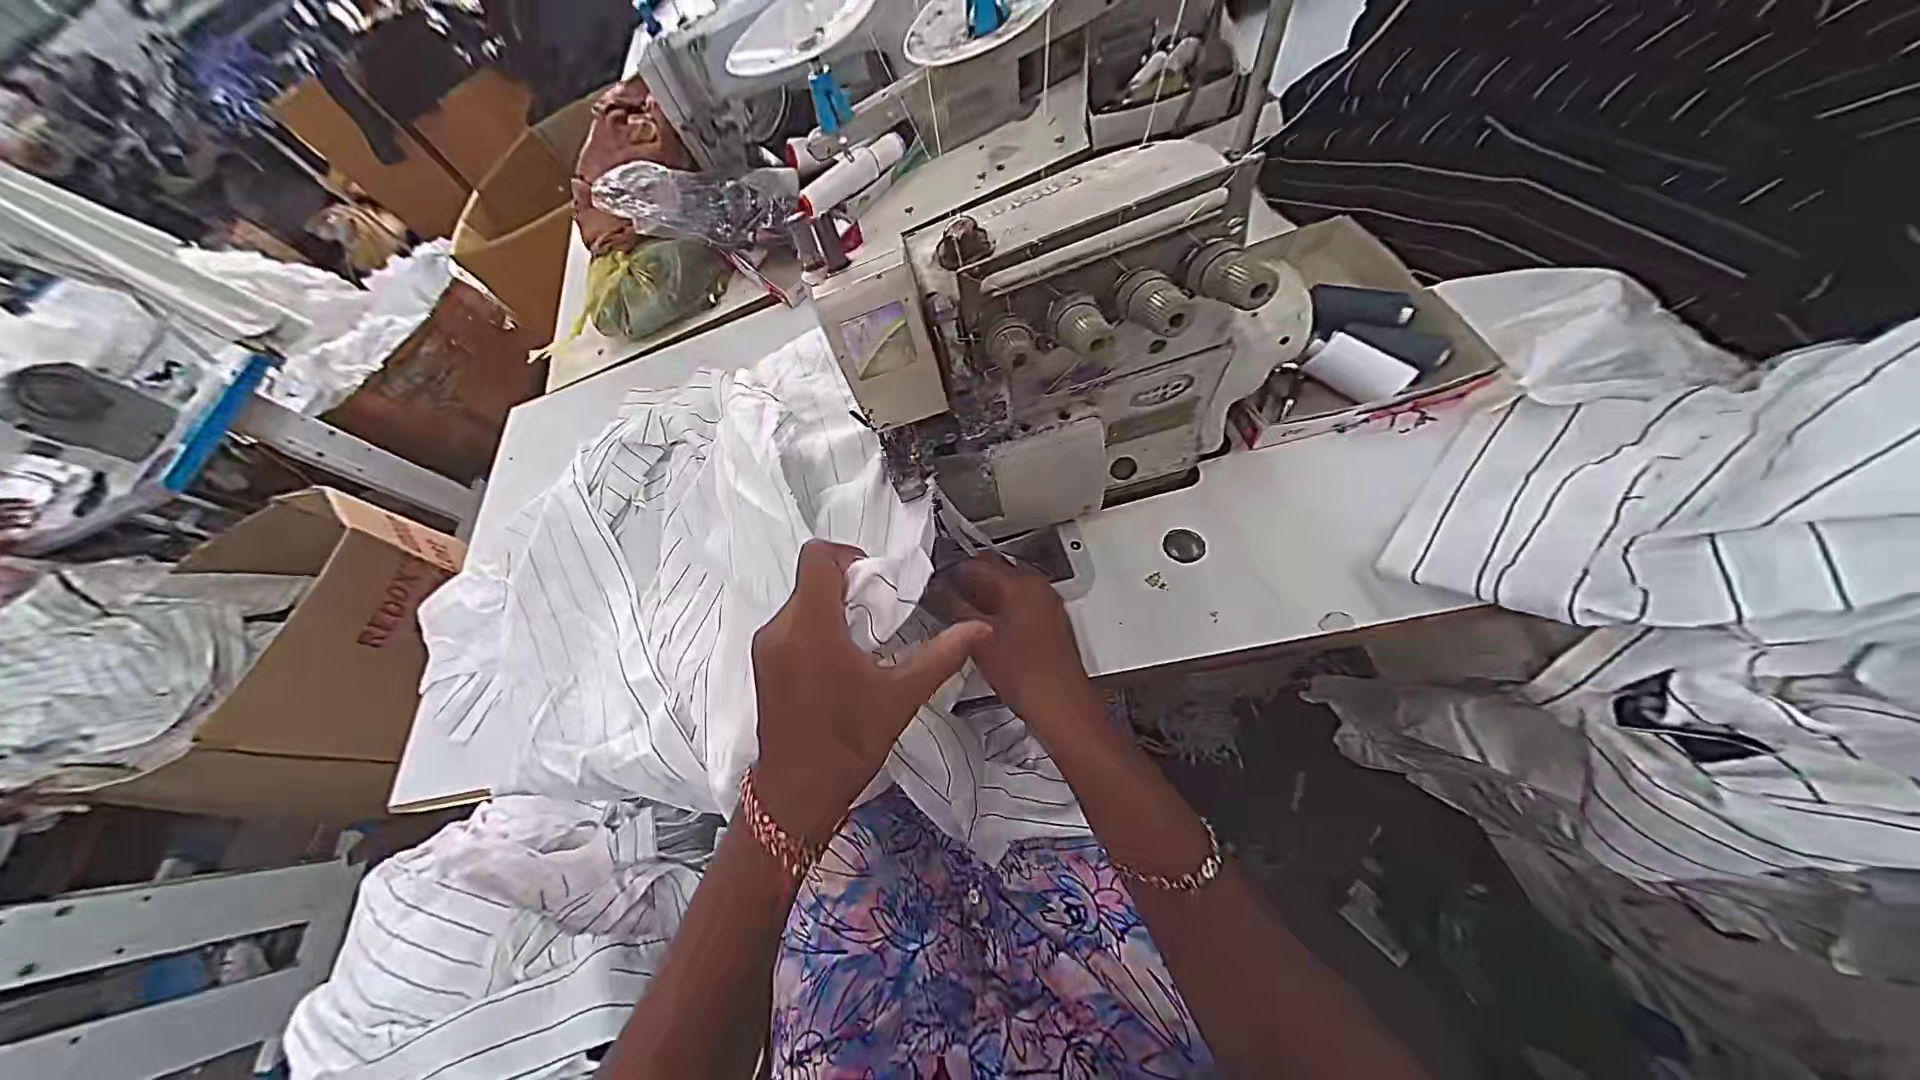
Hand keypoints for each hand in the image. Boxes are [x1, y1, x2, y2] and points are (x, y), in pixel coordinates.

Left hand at [750, 540, 988, 841]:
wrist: (797, 793)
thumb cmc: (846, 745)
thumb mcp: (901, 696)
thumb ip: (942, 655)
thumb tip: (978, 630)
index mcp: (812, 628)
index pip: (817, 557)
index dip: (848, 555)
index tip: (874, 579)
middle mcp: (781, 630)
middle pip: (812, 578)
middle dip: (848, 585)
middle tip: (879, 613)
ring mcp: (767, 647)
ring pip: (802, 601)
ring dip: (834, 607)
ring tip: (864, 640)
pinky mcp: (763, 663)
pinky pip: (791, 624)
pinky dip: (818, 626)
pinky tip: (842, 659)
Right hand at [931, 555, 1105, 745]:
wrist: (1059, 703)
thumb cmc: (1026, 673)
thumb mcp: (975, 637)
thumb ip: (953, 607)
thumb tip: (940, 593)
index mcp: (1020, 583)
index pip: (978, 563)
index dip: (953, 572)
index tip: (941, 584)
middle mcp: (1040, 588)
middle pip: (997, 572)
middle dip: (972, 584)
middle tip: (951, 599)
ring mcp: (1050, 605)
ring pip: (1011, 590)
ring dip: (989, 598)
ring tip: (968, 619)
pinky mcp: (1053, 623)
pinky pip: (1024, 606)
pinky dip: (1005, 613)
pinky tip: (992, 633)